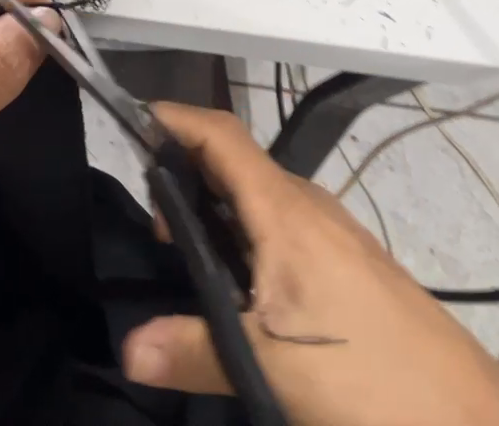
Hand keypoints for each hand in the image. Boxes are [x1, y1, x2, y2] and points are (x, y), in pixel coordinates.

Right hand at [122, 105, 498, 425]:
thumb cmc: (371, 380)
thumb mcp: (270, 367)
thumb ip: (192, 350)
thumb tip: (127, 349)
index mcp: (285, 213)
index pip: (222, 136)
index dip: (175, 118)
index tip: (131, 123)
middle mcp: (311, 211)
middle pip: (236, 164)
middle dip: (185, 175)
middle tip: (157, 231)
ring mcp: (338, 240)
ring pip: (262, 200)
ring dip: (217, 210)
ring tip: (191, 260)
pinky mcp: (355, 271)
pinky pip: (286, 229)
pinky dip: (248, 236)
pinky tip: (246, 289)